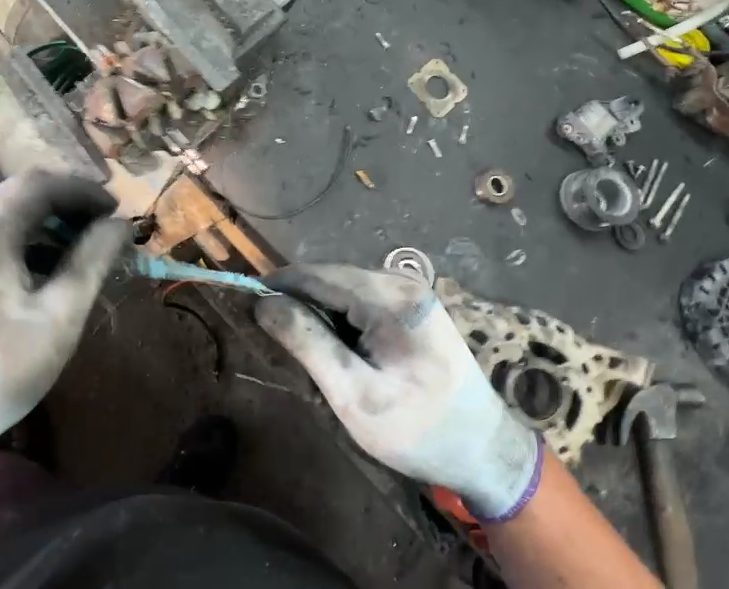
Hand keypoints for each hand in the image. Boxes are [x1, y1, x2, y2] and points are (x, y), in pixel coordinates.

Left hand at [0, 171, 127, 478]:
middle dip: (71, 206)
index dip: (83, 191)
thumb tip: (120, 225)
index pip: (38, 184)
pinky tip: (56, 266)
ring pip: (12, 211)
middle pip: (23, 193)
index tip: (119, 212)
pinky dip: (32, 240)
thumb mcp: (57, 319)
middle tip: (109, 231)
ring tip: (90, 250)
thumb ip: (90, 262)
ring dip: (53, 223)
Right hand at [255, 264, 542, 520]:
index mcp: (389, 298)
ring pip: (342, 290)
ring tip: (303, 352)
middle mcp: (401, 283)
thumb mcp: (354, 394)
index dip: (275, 287)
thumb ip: (307, 342)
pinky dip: (340, 321)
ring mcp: (411, 294)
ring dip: (318, 314)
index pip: (314, 275)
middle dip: (296, 303)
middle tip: (272, 340)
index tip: (242, 307)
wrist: (486, 453)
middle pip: (328, 279)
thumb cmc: (417, 429)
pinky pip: (361, 302)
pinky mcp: (413, 309)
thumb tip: (263, 303)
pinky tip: (337, 353)